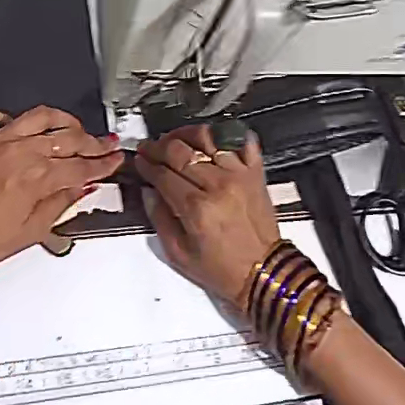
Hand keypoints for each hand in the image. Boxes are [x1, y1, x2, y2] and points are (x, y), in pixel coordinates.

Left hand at [0, 107, 121, 268]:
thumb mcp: (32, 230)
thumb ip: (61, 203)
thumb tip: (80, 188)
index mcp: (37, 176)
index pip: (82, 165)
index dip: (104, 163)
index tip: (114, 160)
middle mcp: (20, 152)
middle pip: (68, 138)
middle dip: (93, 142)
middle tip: (105, 144)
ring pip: (40, 117)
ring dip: (63, 120)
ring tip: (74, 126)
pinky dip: (14, 118)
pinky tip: (21, 124)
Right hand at [134, 126, 281, 307]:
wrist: (264, 272)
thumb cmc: (223, 268)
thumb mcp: (179, 254)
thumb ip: (159, 218)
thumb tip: (149, 192)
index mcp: (197, 208)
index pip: (163, 174)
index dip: (146, 165)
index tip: (140, 161)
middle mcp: (218, 185)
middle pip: (180, 152)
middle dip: (158, 147)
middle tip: (150, 147)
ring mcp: (240, 175)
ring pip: (208, 138)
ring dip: (186, 134)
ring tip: (175, 138)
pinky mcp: (256, 173)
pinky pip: (243, 141)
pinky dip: (228, 133)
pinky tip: (213, 135)